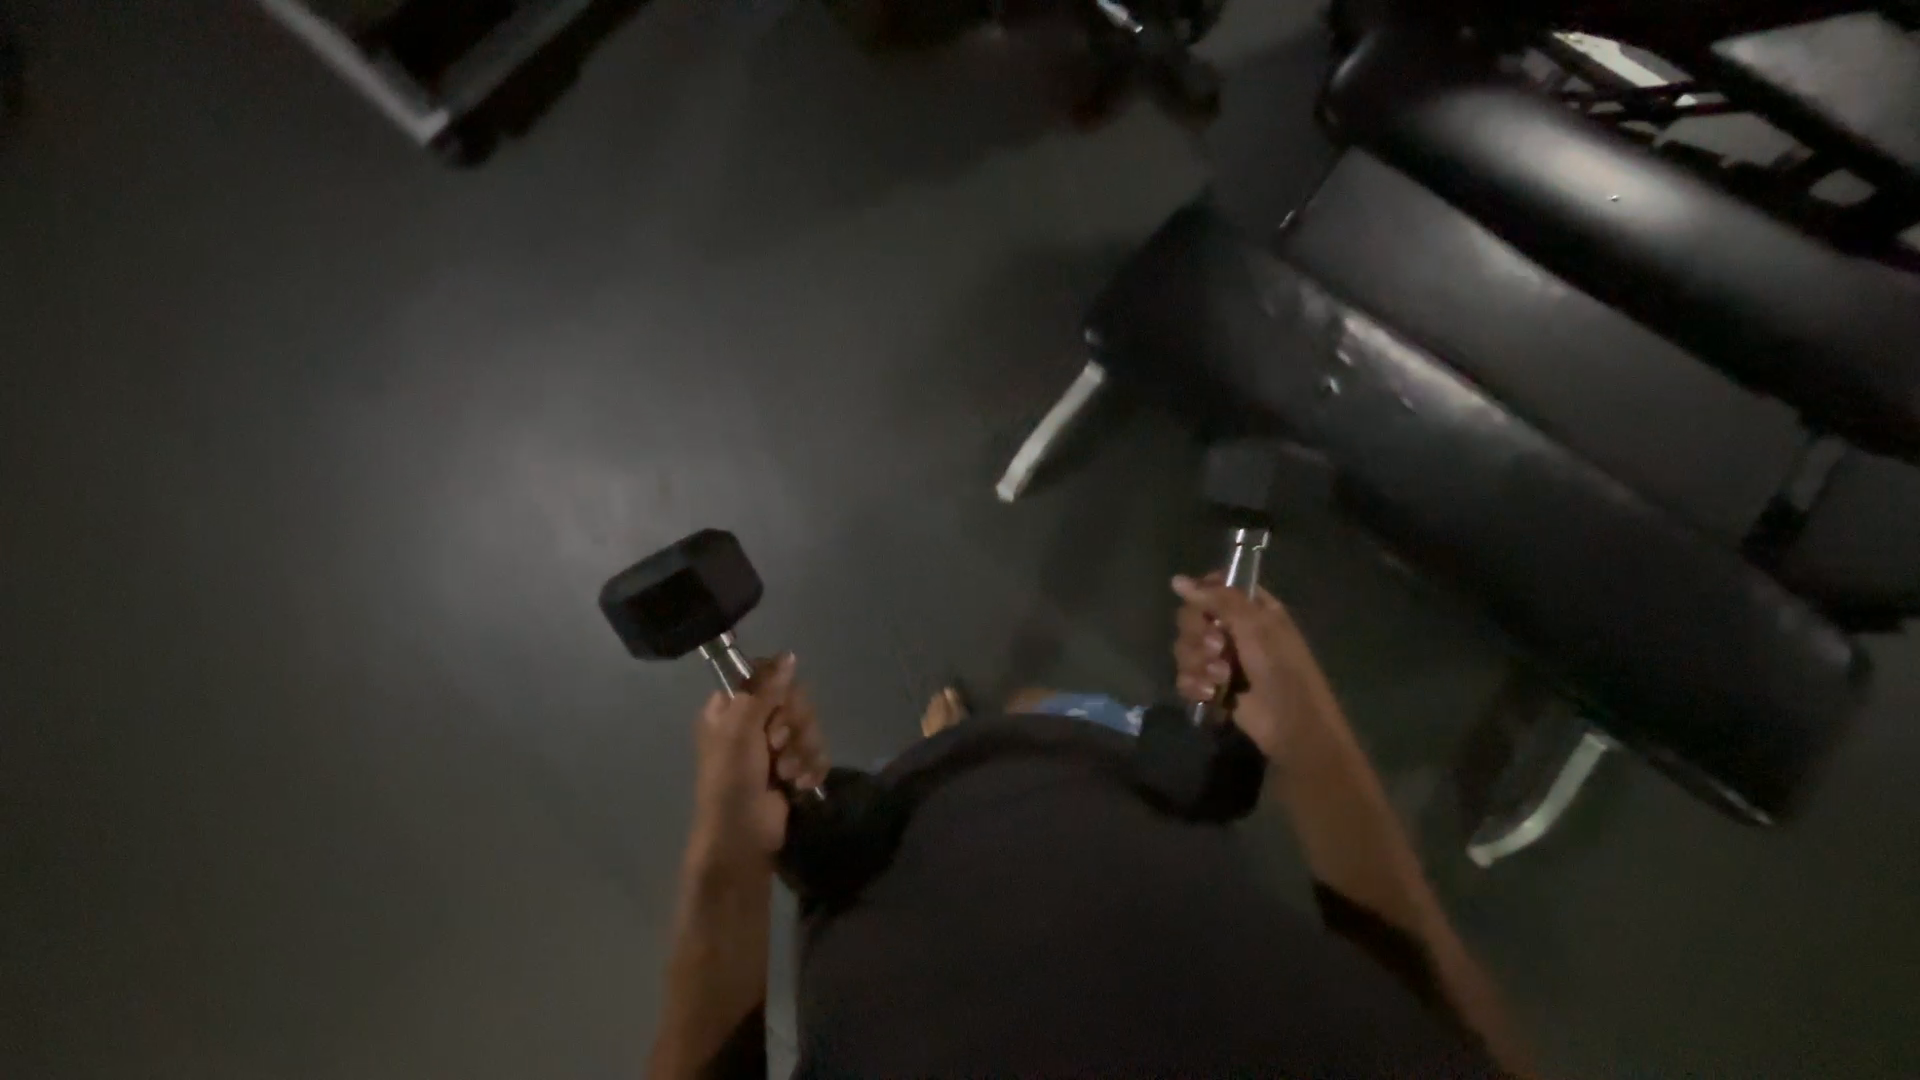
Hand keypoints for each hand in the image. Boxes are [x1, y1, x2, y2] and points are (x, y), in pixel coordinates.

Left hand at [688, 653, 829, 871]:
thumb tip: (789, 655)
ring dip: (803, 749)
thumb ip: (765, 689)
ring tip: (787, 774)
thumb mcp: (740, 729)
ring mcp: (775, 746)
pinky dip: (812, 767)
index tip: (776, 706)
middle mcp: (753, 722)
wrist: (741, 838)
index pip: (765, 676)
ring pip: (809, 725)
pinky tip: (801, 784)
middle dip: (794, 724)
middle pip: (794, 699)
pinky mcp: (795, 767)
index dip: (777, 689)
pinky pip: (818, 751)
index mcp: (730, 708)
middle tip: (777, 744)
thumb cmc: (730, 780)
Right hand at [1171, 573, 1318, 759]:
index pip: (1213, 588)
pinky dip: (1194, 684)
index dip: (1202, 595)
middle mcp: (1232, 629)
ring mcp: (1219, 659)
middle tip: (1217, 648)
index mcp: (1250, 609)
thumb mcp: (1255, 626)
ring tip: (1220, 678)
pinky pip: (1185, 676)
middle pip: (1191, 617)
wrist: (1290, 722)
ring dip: (1198, 663)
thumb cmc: (1281, 667)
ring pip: (1184, 648)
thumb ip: (1218, 599)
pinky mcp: (1210, 685)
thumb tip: (1177, 580)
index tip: (1202, 608)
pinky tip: (1210, 693)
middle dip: (1198, 636)